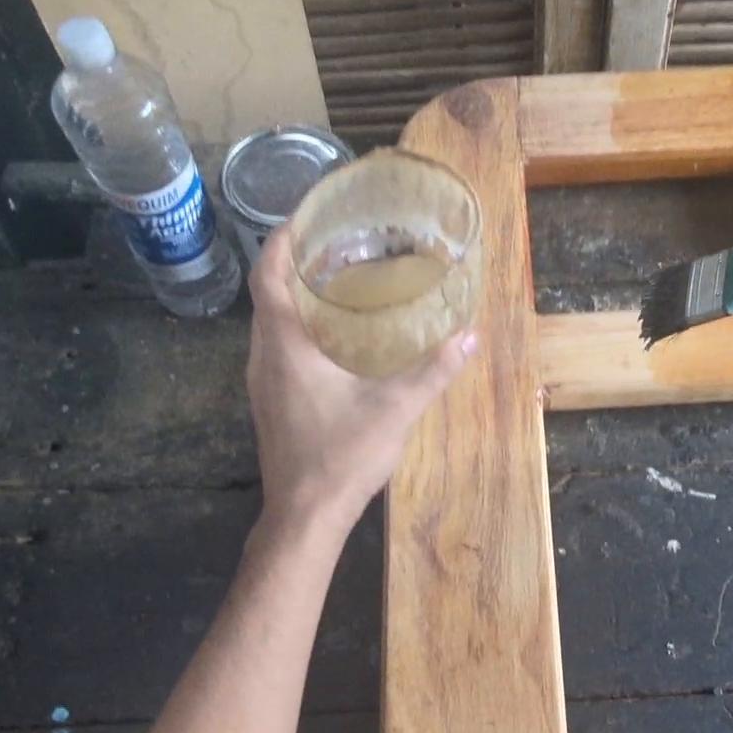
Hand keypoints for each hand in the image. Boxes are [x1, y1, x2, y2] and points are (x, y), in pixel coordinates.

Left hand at [245, 222, 476, 528]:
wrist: (304, 516)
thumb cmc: (341, 457)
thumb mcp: (395, 410)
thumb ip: (432, 372)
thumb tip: (469, 337)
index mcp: (285, 347)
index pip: (268, 277)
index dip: (280, 242)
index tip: (303, 217)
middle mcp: (264, 358)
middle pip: (268, 296)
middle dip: (294, 265)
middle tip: (335, 245)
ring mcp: (262, 383)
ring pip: (271, 324)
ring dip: (294, 298)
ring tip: (336, 282)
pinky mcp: (270, 402)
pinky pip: (277, 348)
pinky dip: (297, 328)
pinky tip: (333, 337)